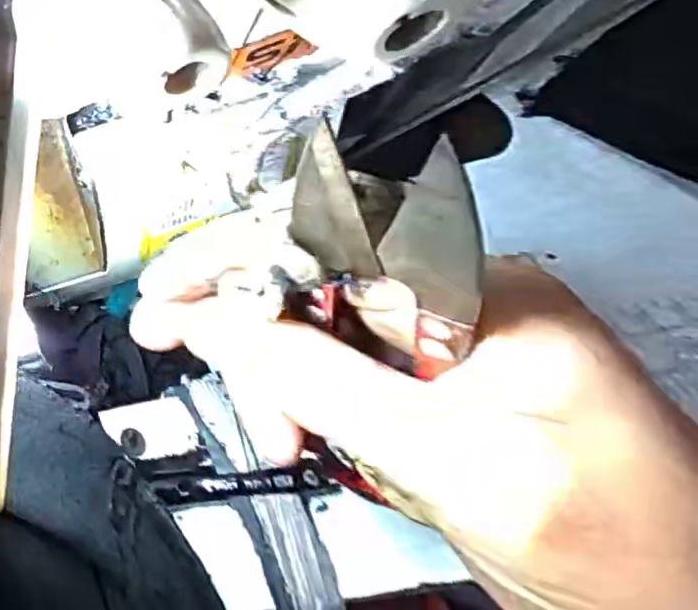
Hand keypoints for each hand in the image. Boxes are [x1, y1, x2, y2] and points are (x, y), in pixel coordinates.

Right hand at [131, 236, 697, 609]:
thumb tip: (209, 322)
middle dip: (237, 324)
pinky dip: (283, 391)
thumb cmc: (642, 567)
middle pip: (296, 281)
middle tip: (172, 340)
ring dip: (258, 370)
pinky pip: (314, 360)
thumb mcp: (461, 469)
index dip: (231, 260)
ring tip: (268, 427)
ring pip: (294, 322)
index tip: (167, 291)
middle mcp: (450, 300)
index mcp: (481, 294)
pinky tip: (287, 423)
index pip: (319, 243)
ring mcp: (430, 338)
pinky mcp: (412, 376)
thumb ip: (320, 382)